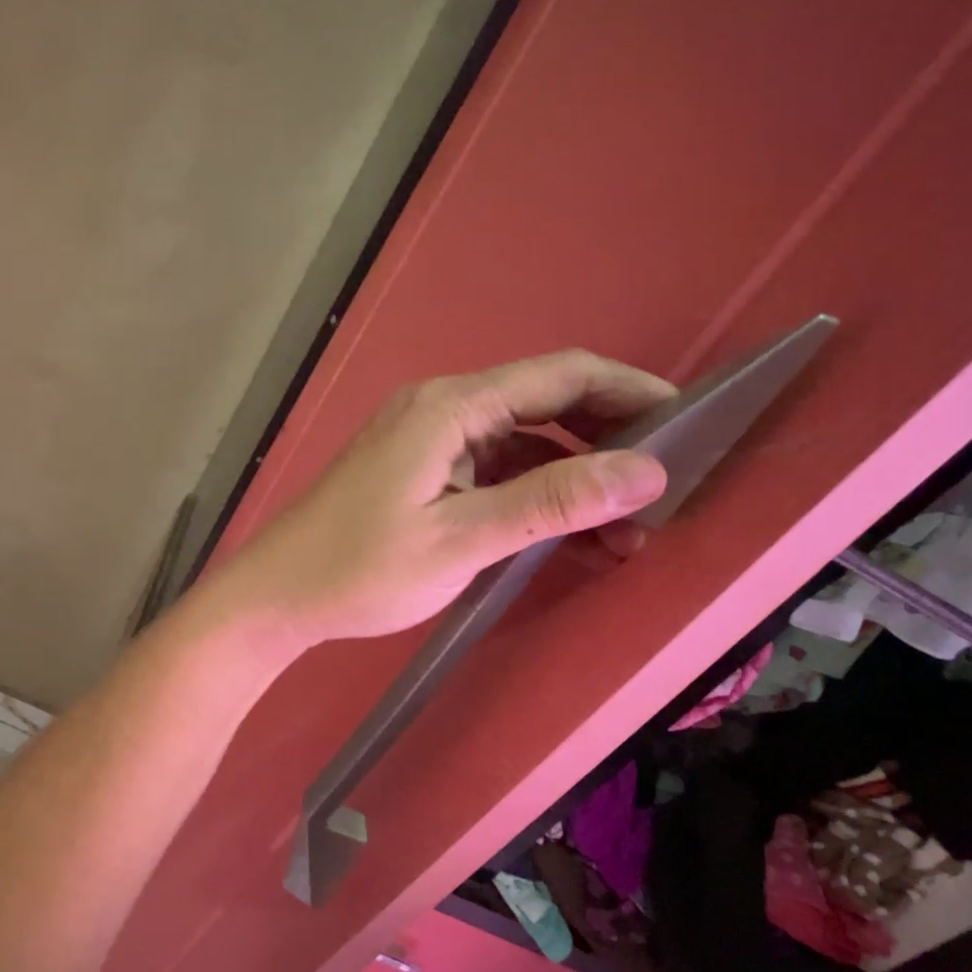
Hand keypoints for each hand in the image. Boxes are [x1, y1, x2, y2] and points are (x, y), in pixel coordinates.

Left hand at [205, 350, 674, 652]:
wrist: (277, 596)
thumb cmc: (359, 569)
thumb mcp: (462, 540)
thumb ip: (550, 503)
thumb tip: (646, 470)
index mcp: (450, 408)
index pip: (561, 376)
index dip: (631, 392)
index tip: (694, 426)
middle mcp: (440, 409)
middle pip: (545, 405)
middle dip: (608, 445)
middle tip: (665, 496)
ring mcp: (426, 441)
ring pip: (522, 445)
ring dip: (574, 481)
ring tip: (627, 535)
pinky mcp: (419, 472)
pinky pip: (492, 472)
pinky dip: (533, 498)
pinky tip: (568, 540)